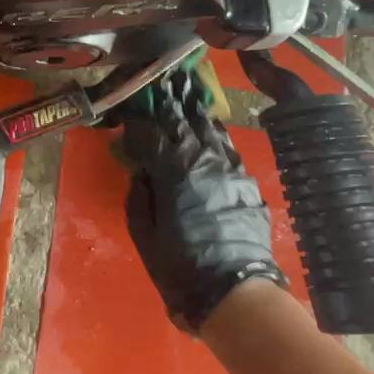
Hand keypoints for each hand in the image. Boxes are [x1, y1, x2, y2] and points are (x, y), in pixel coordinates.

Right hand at [122, 68, 287, 331]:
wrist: (235, 293)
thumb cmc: (179, 267)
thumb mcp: (143, 232)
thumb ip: (139, 193)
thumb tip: (142, 170)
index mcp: (172, 168)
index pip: (150, 130)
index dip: (135, 119)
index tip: (126, 113)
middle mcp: (203, 157)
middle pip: (183, 119)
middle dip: (169, 100)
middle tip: (161, 80)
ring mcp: (230, 167)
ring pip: (210, 126)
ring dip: (195, 109)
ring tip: (188, 89)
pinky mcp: (247, 181)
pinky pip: (228, 147)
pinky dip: (216, 133)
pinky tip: (212, 126)